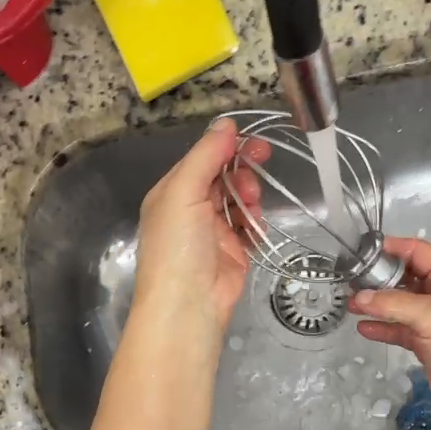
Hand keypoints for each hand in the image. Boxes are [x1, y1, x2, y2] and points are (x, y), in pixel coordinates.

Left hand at [132, 119, 266, 333]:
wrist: (187, 305)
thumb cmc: (177, 246)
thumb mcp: (183, 192)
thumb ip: (205, 155)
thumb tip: (227, 124)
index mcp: (172, 193)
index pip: (201, 159)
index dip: (226, 147)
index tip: (252, 142)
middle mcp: (190, 211)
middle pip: (222, 178)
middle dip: (241, 170)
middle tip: (259, 167)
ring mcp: (213, 233)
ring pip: (239, 201)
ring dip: (249, 196)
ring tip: (251, 203)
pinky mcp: (233, 254)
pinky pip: (249, 228)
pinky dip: (254, 223)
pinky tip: (254, 224)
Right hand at [349, 237, 430, 415]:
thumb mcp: (430, 316)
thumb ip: (393, 304)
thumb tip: (358, 298)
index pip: (418, 251)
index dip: (392, 248)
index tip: (362, 250)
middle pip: (406, 276)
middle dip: (379, 278)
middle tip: (350, 280)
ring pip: (400, 303)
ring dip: (377, 304)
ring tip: (349, 304)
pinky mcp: (425, 339)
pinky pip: (399, 327)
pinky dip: (383, 327)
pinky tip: (363, 328)